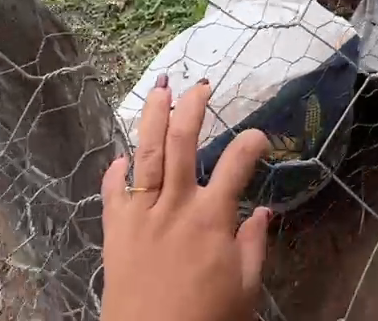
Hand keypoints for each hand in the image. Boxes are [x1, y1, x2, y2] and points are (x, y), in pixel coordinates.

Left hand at [101, 75, 271, 320]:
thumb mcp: (244, 291)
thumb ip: (254, 246)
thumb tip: (263, 213)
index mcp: (211, 218)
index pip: (236, 163)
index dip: (252, 141)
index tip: (259, 136)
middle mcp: (176, 205)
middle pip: (183, 142)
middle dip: (192, 108)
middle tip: (200, 86)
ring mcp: (142, 215)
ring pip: (147, 154)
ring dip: (153, 118)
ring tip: (160, 89)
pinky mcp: (116, 232)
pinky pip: (113, 193)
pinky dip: (117, 172)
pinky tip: (122, 157)